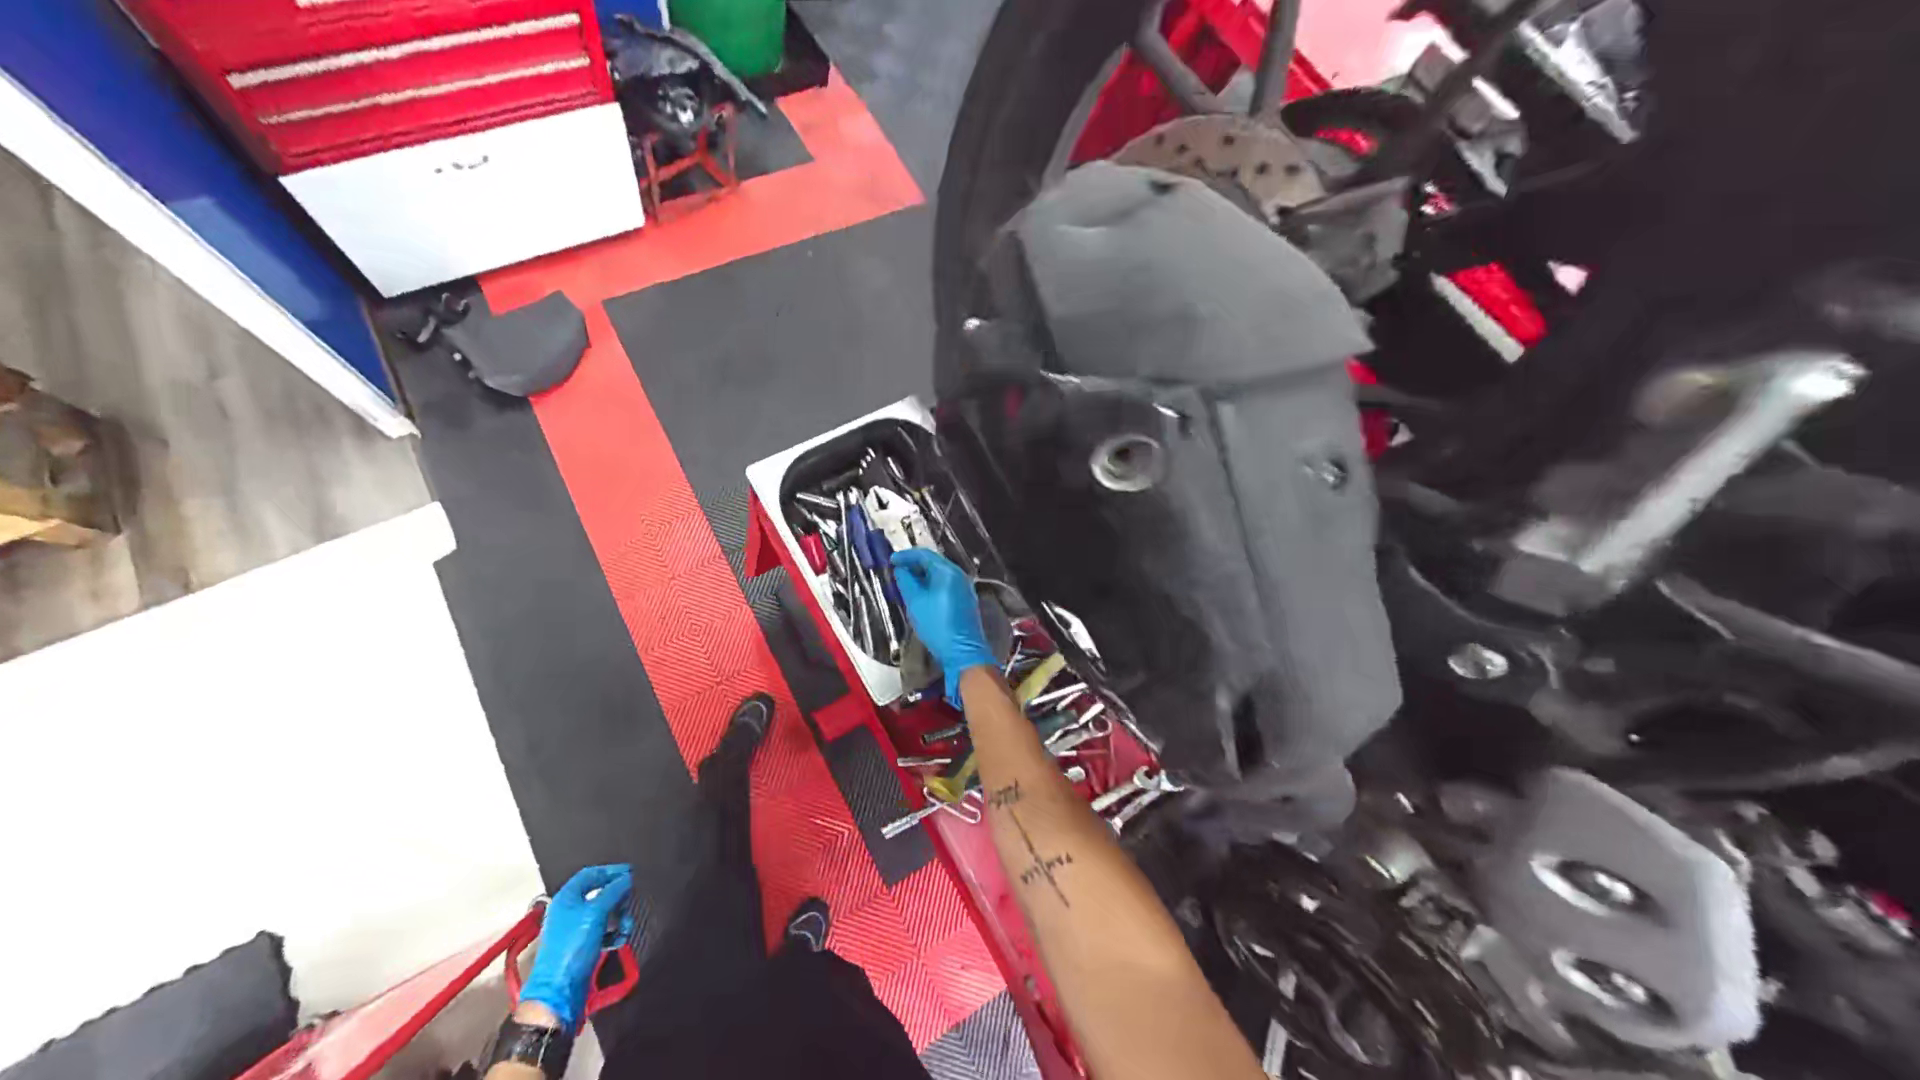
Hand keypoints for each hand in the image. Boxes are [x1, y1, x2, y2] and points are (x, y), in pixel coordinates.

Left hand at [519, 864, 632, 1031]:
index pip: (591, 874)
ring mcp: (576, 930)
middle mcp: (570, 911)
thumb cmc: (572, 948)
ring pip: (605, 913)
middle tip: (629, 903)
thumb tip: (627, 878)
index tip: (630, 873)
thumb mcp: (595, 913)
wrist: (559, 991)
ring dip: (619, 917)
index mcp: (567, 898)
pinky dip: (613, 933)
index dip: (611, 871)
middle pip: (600, 894)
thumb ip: (613, 891)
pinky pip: (603, 931)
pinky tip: (618, 940)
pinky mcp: (583, 946)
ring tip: (625, 927)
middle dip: (618, 899)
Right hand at [891, 548, 997, 701]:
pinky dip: (931, 585)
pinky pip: (945, 585)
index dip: (906, 556)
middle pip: (934, 563)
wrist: (963, 652)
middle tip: (897, 571)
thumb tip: (901, 569)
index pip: (925, 555)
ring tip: (905, 582)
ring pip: (940, 574)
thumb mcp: (915, 602)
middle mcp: (959, 576)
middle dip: (914, 565)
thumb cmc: (937, 625)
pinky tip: (920, 594)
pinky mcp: (965, 600)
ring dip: (922, 576)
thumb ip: (906, 581)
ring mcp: (964, 588)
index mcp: (948, 572)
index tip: (891, 561)